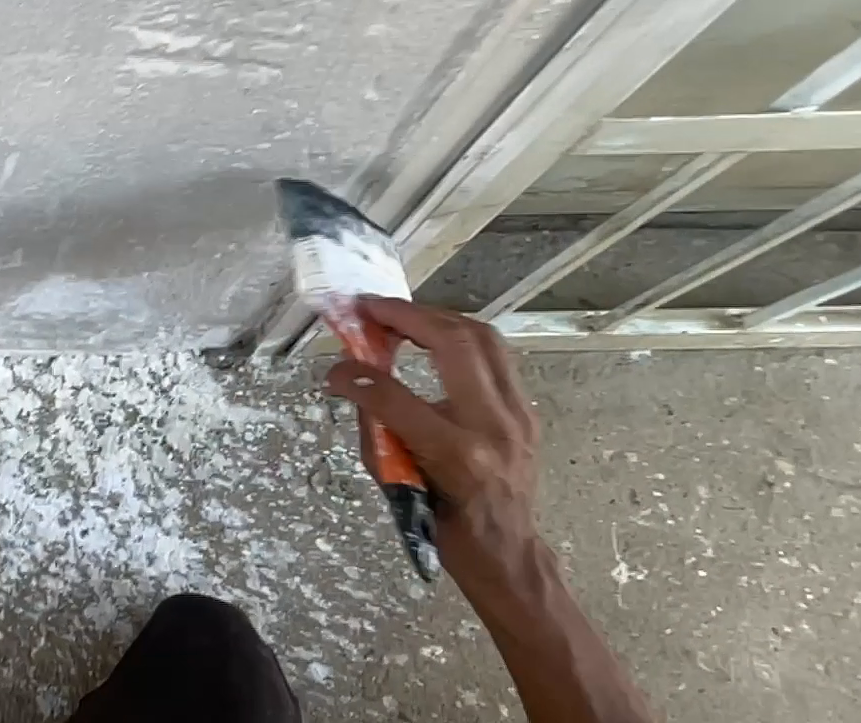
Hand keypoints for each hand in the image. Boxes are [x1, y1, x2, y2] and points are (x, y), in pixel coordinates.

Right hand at [323, 297, 542, 592]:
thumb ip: (375, 421)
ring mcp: (518, 416)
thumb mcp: (394, 478)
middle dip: (407, 316)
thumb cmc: (442, 523)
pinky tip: (430, 335)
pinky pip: (494, 354)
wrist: (506, 552)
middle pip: (455, 345)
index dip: (356, 375)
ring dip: (436, 317)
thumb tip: (351, 377)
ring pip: (483, 338)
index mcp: (456, 455)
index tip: (333, 368)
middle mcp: (494, 427)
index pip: (396, 397)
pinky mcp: (526, 410)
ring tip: (399, 314)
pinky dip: (457, 335)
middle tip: (370, 308)